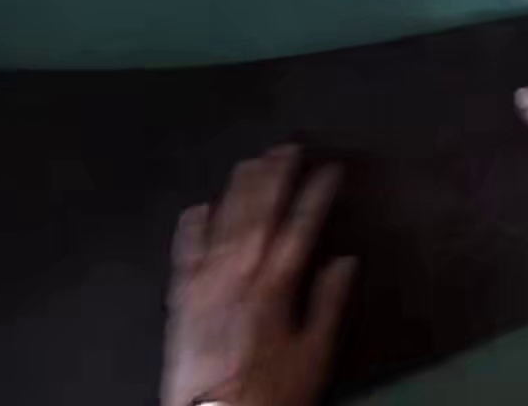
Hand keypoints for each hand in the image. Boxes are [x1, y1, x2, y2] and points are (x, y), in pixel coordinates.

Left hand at [161, 146, 356, 405]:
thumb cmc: (270, 392)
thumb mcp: (313, 357)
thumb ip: (328, 304)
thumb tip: (346, 261)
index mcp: (275, 286)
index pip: (302, 226)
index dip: (317, 193)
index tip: (330, 167)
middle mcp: (241, 274)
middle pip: (262, 213)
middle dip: (276, 176)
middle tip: (287, 146)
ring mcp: (208, 282)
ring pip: (227, 222)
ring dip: (241, 188)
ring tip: (252, 160)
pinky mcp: (182, 298)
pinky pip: (185, 254)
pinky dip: (191, 228)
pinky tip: (198, 205)